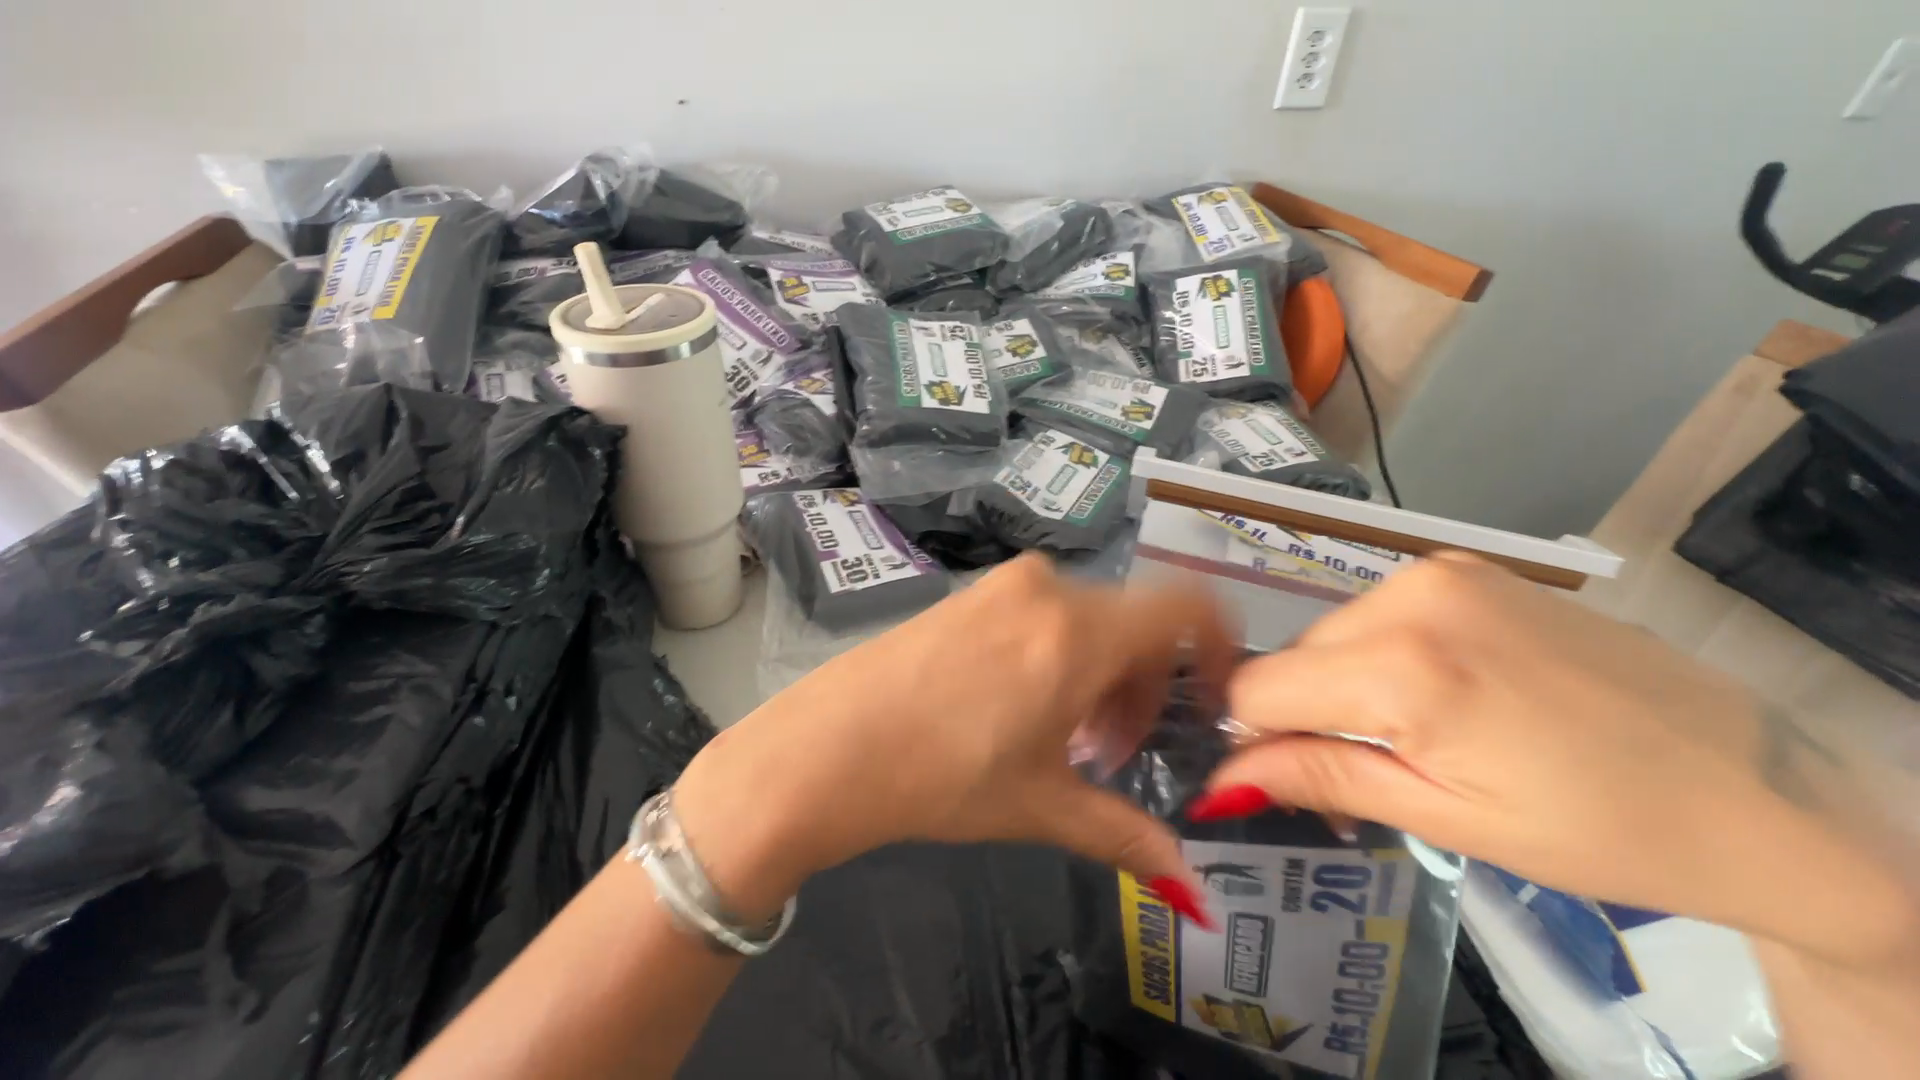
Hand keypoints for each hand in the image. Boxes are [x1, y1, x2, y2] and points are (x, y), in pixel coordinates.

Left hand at [669, 554, 1238, 924]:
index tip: (1205, 705)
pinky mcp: (965, 596)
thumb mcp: (1039, 807)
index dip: (1217, 648)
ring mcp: (1000, 587)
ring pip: (1089, 619)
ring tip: (1064, 740)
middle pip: (1137, 623)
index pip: (1188, 605)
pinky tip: (1019, 710)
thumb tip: (1193, 891)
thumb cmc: (938, 778)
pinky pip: (1042, 614)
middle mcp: (1047, 590)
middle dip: (1144, 687)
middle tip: (1111, 753)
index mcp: (1079, 631)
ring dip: (1100, 675)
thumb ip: (1125, 838)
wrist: (822, 751)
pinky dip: (1058, 655)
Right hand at [1202, 554, 1918, 970]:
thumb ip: (1322, 780)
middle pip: (1293, 658)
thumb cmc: (1607, 828)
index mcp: (1404, 664)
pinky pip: (1381, 615)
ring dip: (1344, 689)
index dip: (1255, 741)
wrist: (1761, 789)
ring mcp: (1445, 573)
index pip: (1257, 689)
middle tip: (1366, 778)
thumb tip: (1219, 782)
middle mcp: (1411, 593)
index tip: (1282, 781)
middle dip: (1305, 717)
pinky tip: (1443, 700)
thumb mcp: (1451, 818)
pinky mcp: (1473, 570)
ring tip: (1415, 743)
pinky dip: (1383, 660)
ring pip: (1333, 635)